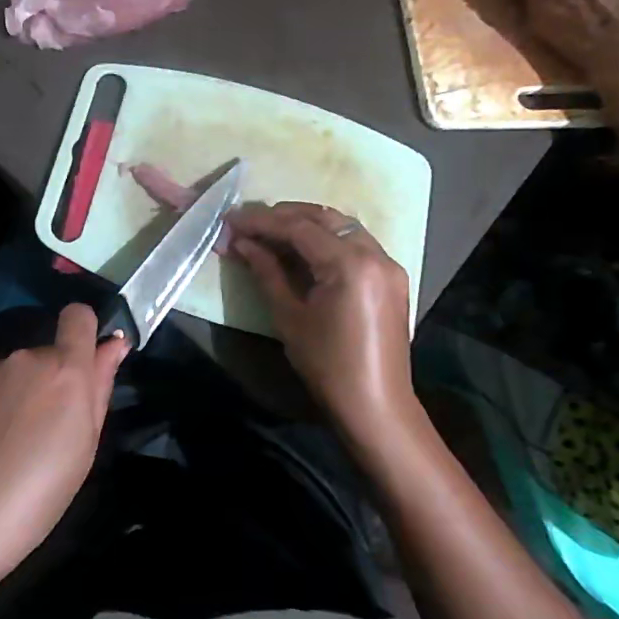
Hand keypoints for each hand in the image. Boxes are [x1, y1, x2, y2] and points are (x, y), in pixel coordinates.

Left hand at [0, 303, 125, 618]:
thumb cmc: (39, 496)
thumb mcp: (85, 448)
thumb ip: (99, 387)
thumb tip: (113, 344)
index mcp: (64, 371)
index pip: (78, 316)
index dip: (85, 331)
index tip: (86, 363)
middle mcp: (25, 358)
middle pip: (49, 352)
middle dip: (54, 379)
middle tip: (50, 431)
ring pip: (18, 370)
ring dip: (23, 392)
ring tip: (13, 443)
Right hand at [227, 202, 411, 420]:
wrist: (374, 402)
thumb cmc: (325, 362)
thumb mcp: (288, 315)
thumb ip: (267, 271)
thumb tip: (242, 243)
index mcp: (350, 264)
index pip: (298, 227)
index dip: (260, 221)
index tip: (229, 220)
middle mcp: (375, 254)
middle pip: (324, 218)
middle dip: (282, 216)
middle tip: (246, 224)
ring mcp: (388, 264)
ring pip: (341, 227)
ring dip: (304, 224)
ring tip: (268, 234)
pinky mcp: (389, 277)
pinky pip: (354, 243)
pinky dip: (324, 239)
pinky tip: (299, 250)